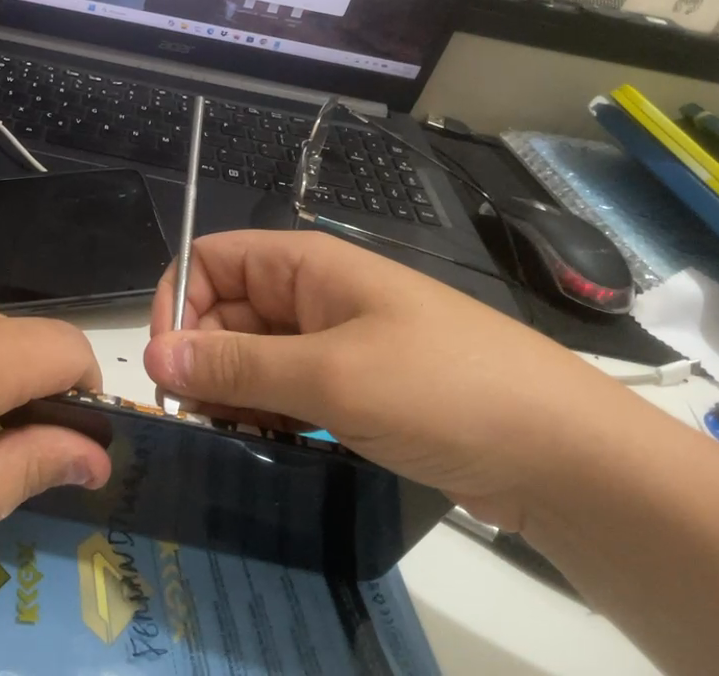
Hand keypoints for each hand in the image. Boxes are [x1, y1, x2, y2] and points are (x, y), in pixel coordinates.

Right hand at [144, 230, 649, 528]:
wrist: (567, 457)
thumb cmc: (444, 390)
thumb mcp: (331, 376)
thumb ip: (236, 365)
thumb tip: (152, 355)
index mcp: (305, 266)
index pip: (210, 260)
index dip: (178, 303)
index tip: (168, 368)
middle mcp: (312, 296)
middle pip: (225, 312)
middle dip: (202, 360)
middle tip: (198, 420)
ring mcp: (335, 345)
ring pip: (252, 358)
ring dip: (231, 394)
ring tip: (234, 438)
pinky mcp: (354, 390)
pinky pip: (286, 391)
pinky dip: (265, 415)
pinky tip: (267, 446)